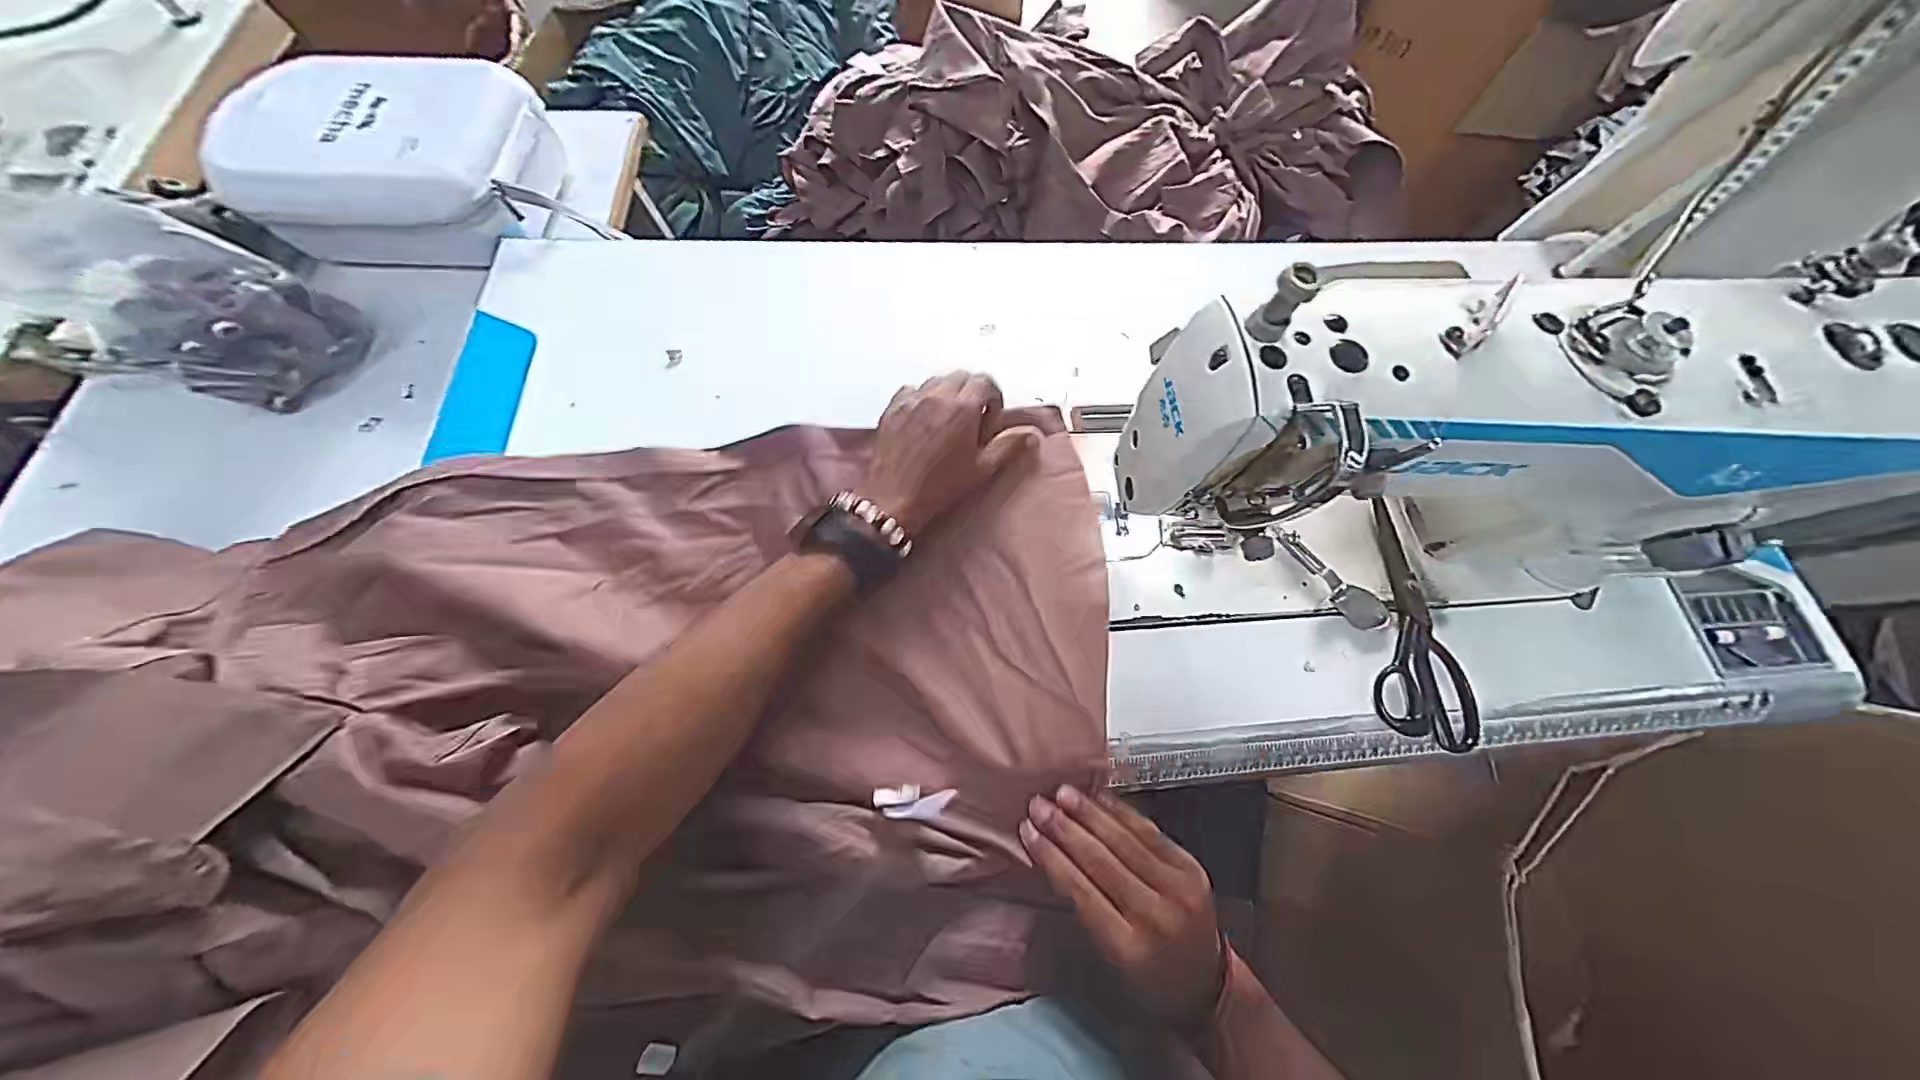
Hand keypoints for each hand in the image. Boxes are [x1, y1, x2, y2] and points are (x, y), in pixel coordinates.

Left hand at [859, 372, 1040, 534]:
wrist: (894, 499)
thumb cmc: (938, 487)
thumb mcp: (981, 470)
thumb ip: (1008, 447)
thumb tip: (1029, 435)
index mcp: (962, 409)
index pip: (985, 381)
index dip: (993, 398)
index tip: (990, 417)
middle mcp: (936, 397)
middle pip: (961, 376)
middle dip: (971, 392)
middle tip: (972, 419)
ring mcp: (911, 401)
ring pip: (936, 381)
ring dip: (947, 394)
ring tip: (948, 420)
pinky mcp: (893, 408)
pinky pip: (911, 390)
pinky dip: (922, 398)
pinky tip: (924, 420)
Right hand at [1021, 785, 1226, 1026]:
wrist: (1208, 986)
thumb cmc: (1148, 979)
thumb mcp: (1109, 960)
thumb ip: (1082, 910)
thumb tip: (1051, 854)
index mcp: (1128, 947)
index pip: (1080, 890)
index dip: (1051, 856)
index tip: (1028, 831)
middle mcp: (1156, 916)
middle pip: (1100, 860)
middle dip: (1064, 827)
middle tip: (1039, 805)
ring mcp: (1178, 890)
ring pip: (1124, 840)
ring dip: (1089, 812)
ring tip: (1063, 793)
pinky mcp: (1193, 870)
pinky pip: (1149, 832)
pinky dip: (1121, 812)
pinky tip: (1099, 799)